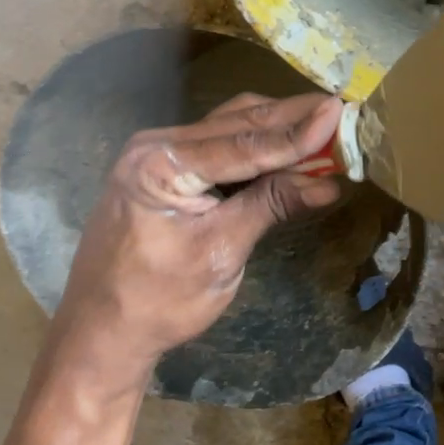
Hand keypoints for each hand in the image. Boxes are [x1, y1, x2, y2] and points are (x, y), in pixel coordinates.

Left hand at [49, 91, 345, 388]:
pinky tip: (290, 144)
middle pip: (238, 122)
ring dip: (279, 125)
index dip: (296, 132)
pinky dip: (259, 143)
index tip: (339, 112)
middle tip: (343, 109)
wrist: (100, 334)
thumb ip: (271, 206)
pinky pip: (221, 143)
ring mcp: (160, 153)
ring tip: (327, 121)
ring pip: (231, 126)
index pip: (243, 143)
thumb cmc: (157, 302)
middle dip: (293, 118)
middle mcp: (157, 144)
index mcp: (159, 164)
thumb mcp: (220, 254)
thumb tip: (330, 183)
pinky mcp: (168, 168)